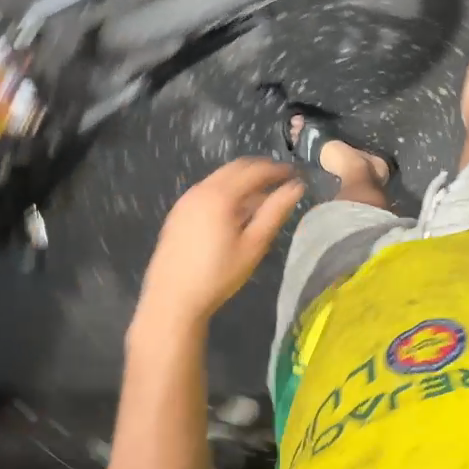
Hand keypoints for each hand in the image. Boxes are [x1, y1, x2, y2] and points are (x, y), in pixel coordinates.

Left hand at [135, 159, 305, 332]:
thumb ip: (275, 212)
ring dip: (242, 181)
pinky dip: (226, 191)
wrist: (172, 300)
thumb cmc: (218, 275)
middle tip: (280, 180)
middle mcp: (201, 190)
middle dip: (260, 170)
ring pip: (220, 178)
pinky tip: (235, 213)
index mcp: (221, 195)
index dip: (277, 170)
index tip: (295, 174)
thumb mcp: (253, 245)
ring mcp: (186, 200)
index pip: (255, 170)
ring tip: (261, 199)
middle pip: (235, 168)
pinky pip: (207, 191)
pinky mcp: (178, 213)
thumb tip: (296, 188)